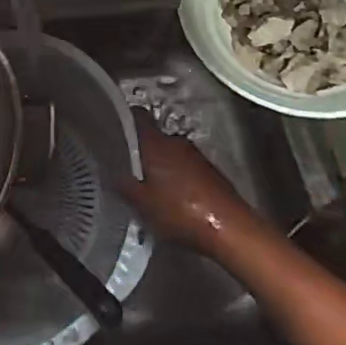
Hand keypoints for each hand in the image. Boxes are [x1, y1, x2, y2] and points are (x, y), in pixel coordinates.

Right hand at [120, 110, 263, 253]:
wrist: (230, 227)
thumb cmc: (180, 212)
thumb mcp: (144, 205)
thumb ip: (126, 186)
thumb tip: (115, 174)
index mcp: (156, 143)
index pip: (138, 117)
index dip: (126, 120)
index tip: (115, 131)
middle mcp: (175, 141)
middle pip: (154, 138)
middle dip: (143, 152)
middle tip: (131, 172)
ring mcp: (195, 155)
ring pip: (170, 153)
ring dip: (161, 166)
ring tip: (151, 188)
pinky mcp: (210, 170)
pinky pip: (186, 166)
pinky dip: (178, 176)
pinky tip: (174, 198)